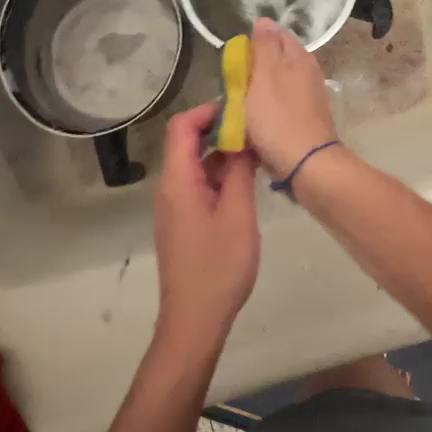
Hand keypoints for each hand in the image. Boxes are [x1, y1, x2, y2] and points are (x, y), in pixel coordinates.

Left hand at [153, 103, 259, 337]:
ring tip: (260, 151)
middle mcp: (171, 188)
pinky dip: (222, 175)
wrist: (194, 321)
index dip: (208, 111)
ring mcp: (176, 207)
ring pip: (197, 165)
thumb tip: (244, 137)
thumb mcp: (238, 214)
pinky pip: (200, 185)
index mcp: (178, 181)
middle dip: (221, 129)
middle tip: (258, 128)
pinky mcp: (185, 222)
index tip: (242, 109)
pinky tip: (248, 181)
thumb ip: (240, 171)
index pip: (182, 127)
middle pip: (188, 143)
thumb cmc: (218, 267)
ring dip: (225, 154)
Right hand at [244, 17, 339, 178]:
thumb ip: (264, 46)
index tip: (235, 58)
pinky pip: (280, 103)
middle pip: (276, 58)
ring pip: (278, 82)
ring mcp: (308, 95)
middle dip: (255, 65)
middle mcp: (308, 71)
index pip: (275, 34)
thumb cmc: (279, 118)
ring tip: (240, 102)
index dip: (253, 41)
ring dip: (259, 88)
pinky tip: (256, 119)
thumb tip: (264, 21)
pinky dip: (267, 106)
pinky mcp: (305, 117)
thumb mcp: (265, 76)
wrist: (306, 163)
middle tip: (234, 81)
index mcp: (299, 56)